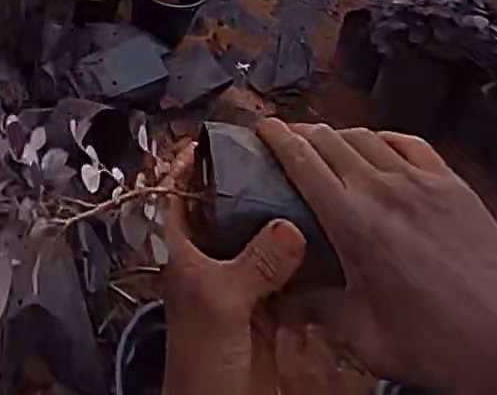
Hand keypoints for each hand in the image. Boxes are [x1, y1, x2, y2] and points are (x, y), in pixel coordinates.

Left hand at [161, 145, 305, 394]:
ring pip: (253, 242)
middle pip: (222, 213)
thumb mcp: (223, 301)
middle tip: (272, 161)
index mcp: (184, 250)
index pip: (178, 195)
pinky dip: (297, 261)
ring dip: (273, 222)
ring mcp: (237, 284)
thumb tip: (290, 223)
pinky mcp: (264, 310)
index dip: (188, 167)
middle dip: (242, 189)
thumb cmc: (202, 356)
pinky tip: (317, 242)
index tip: (210, 140)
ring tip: (299, 190)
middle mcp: (209, 260)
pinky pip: (280, 275)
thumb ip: (256, 262)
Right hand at [253, 119, 496, 394]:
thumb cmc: (440, 345)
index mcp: (353, 221)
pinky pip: (407, 142)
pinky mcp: (451, 183)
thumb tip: (276, 299)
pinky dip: (382, 138)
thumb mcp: (367, 338)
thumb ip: (315, 309)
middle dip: (300, 132)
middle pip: (327, 137)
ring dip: (337, 134)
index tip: (260, 127)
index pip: (301, 157)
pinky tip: (378, 148)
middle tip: (288, 140)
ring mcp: (419, 181)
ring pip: (363, 135)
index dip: (275, 135)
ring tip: (328, 145)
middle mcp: (380, 188)